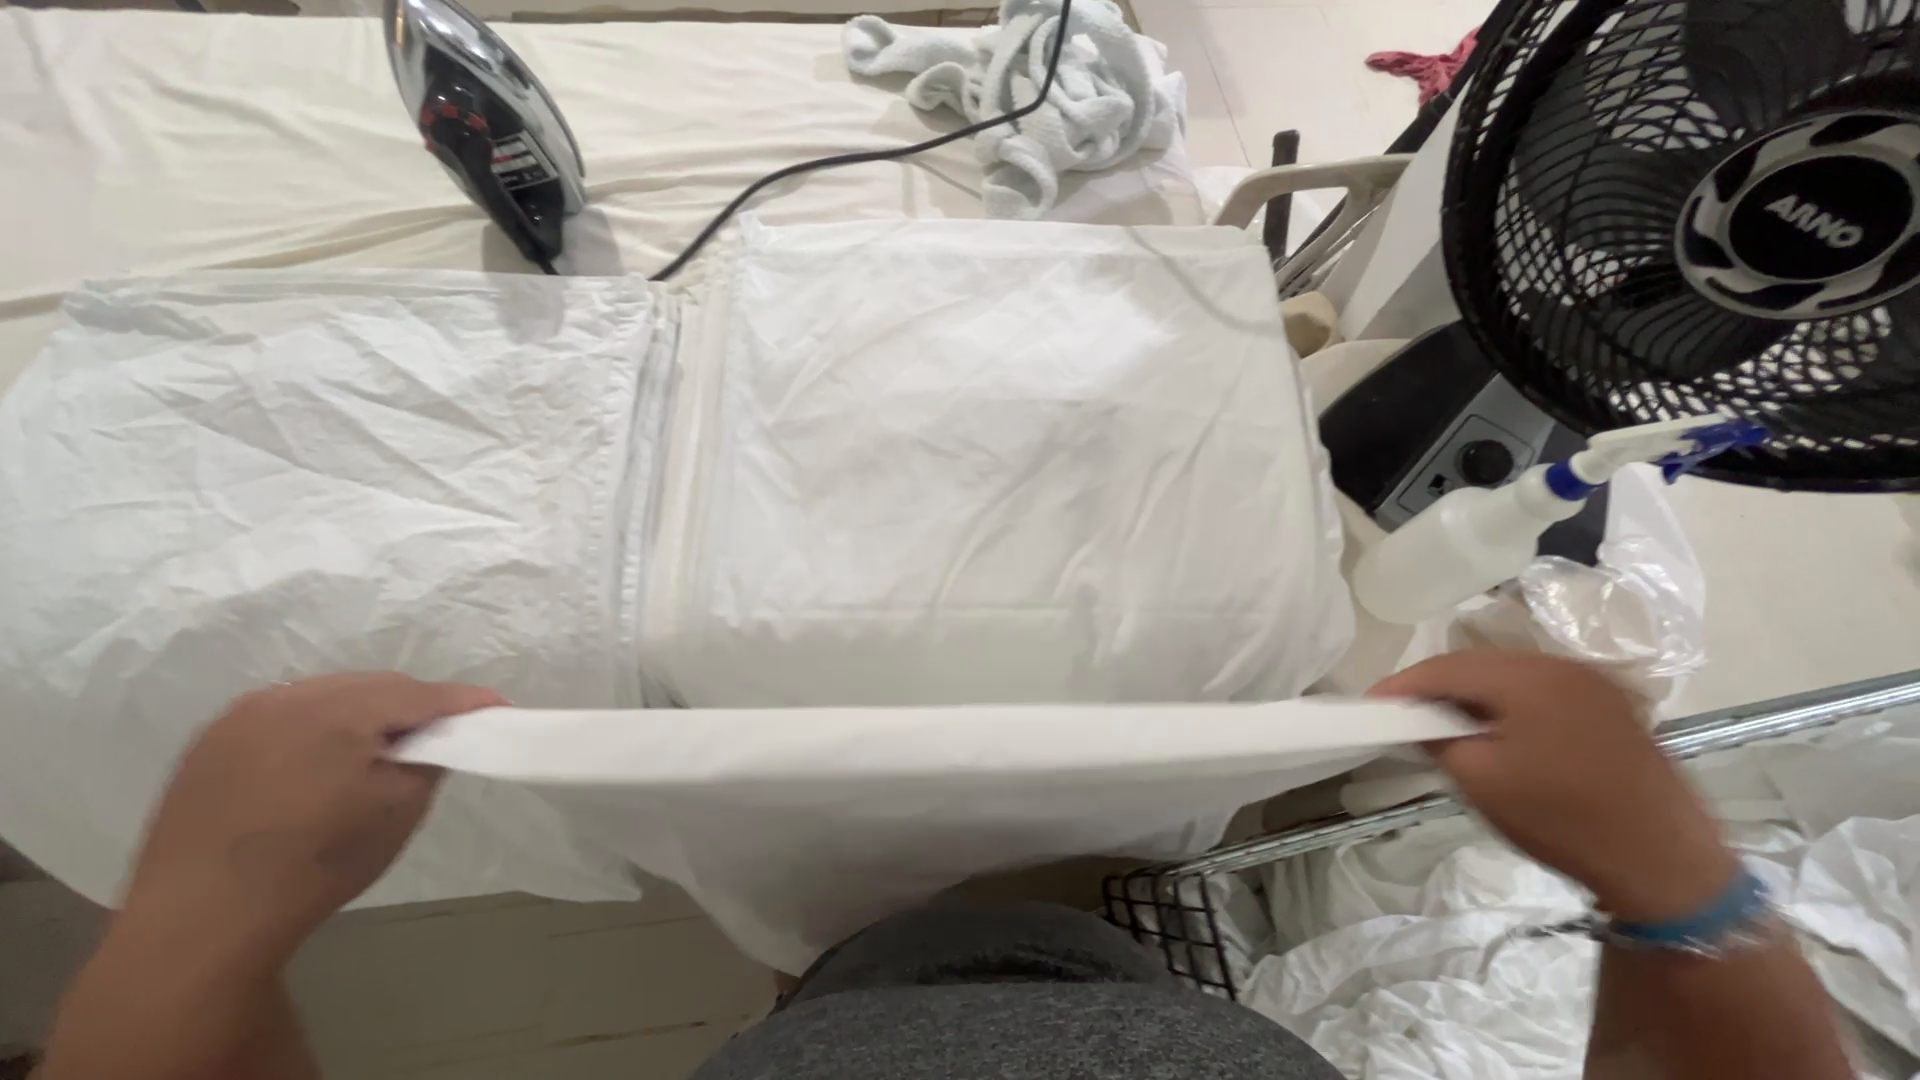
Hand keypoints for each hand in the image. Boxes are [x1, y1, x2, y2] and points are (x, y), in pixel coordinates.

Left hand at [123, 673, 504, 958]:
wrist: (202, 922)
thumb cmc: (317, 862)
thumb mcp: (401, 807)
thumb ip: (430, 757)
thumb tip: (435, 737)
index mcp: (338, 711)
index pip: (422, 694)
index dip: (466, 701)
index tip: (500, 709)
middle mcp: (287, 699)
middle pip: (375, 686)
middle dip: (414, 704)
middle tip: (443, 733)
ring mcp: (242, 717)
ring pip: (330, 695)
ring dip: (366, 711)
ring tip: (384, 746)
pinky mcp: (211, 743)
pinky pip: (288, 714)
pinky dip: (321, 725)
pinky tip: (326, 757)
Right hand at [1370, 650, 1737, 921]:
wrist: (1666, 866)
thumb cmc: (1562, 821)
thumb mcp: (1478, 780)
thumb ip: (1435, 738)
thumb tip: (1413, 719)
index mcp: (1530, 678)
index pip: (1444, 668)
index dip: (1400, 685)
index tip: (1368, 705)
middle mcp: (1563, 666)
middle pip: (1475, 663)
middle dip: (1433, 686)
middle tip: (1399, 715)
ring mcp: (1592, 683)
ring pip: (1505, 674)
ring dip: (1468, 693)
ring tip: (1440, 723)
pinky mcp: (1609, 704)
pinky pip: (1536, 688)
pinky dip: (1503, 702)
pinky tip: (1491, 728)